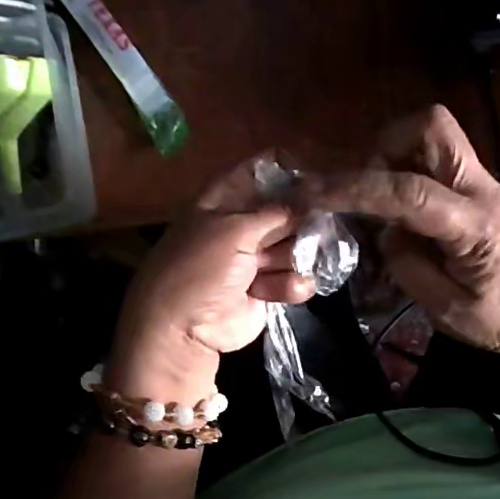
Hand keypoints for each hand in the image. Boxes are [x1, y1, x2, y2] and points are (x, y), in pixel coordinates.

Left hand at [110, 159, 318, 402]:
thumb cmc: (201, 268)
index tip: (316, 179)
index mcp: (222, 201)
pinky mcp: (264, 290)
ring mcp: (252, 260)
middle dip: (301, 220)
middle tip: (316, 226)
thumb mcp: (235, 230)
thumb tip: (311, 198)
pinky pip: (292, 279)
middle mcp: (239, 226)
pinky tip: (283, 291)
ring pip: (294, 247)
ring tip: (284, 266)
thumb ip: (276, 212)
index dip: (286, 171)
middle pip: (284, 211)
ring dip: (295, 257)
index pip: (258, 173)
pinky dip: (290, 285)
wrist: (183, 328)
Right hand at [302, 106, 499, 365]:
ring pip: (430, 132)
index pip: (410, 193)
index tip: (312, 193)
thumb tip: (385, 231)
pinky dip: (402, 167)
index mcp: (476, 226)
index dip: (356, 189)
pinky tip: (394, 207)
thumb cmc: (498, 319)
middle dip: (383, 148)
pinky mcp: (472, 186)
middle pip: (430, 126)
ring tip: (377, 202)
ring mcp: (479, 182)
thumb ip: (407, 264)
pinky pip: (431, 155)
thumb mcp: (444, 308)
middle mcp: (480, 189)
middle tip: (365, 192)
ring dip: (392, 155)